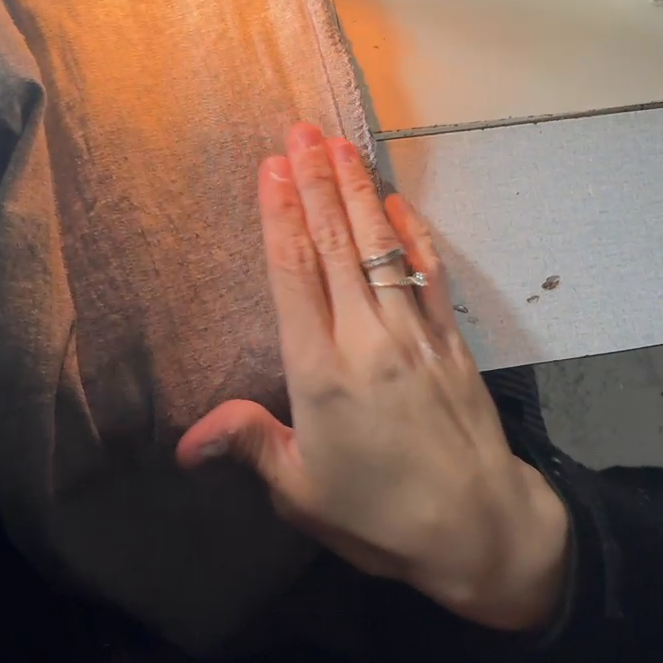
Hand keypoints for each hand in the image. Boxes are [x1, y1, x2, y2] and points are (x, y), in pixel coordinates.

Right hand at [177, 123, 571, 631]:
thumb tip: (182, 442)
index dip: (280, 216)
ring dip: (357, 192)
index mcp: (319, 372)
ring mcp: (412, 332)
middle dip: (315, 183)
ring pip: (378, 247)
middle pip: (333, 245)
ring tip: (340, 145)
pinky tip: (396, 201)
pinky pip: (428, 272)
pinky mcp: (449, 338)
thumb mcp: (301, 491)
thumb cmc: (378, 516)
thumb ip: (248, 445)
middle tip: (300, 131)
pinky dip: (412, 233)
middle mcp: (365, 338)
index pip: (293, 275)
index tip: (272, 168)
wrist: (480, 530)